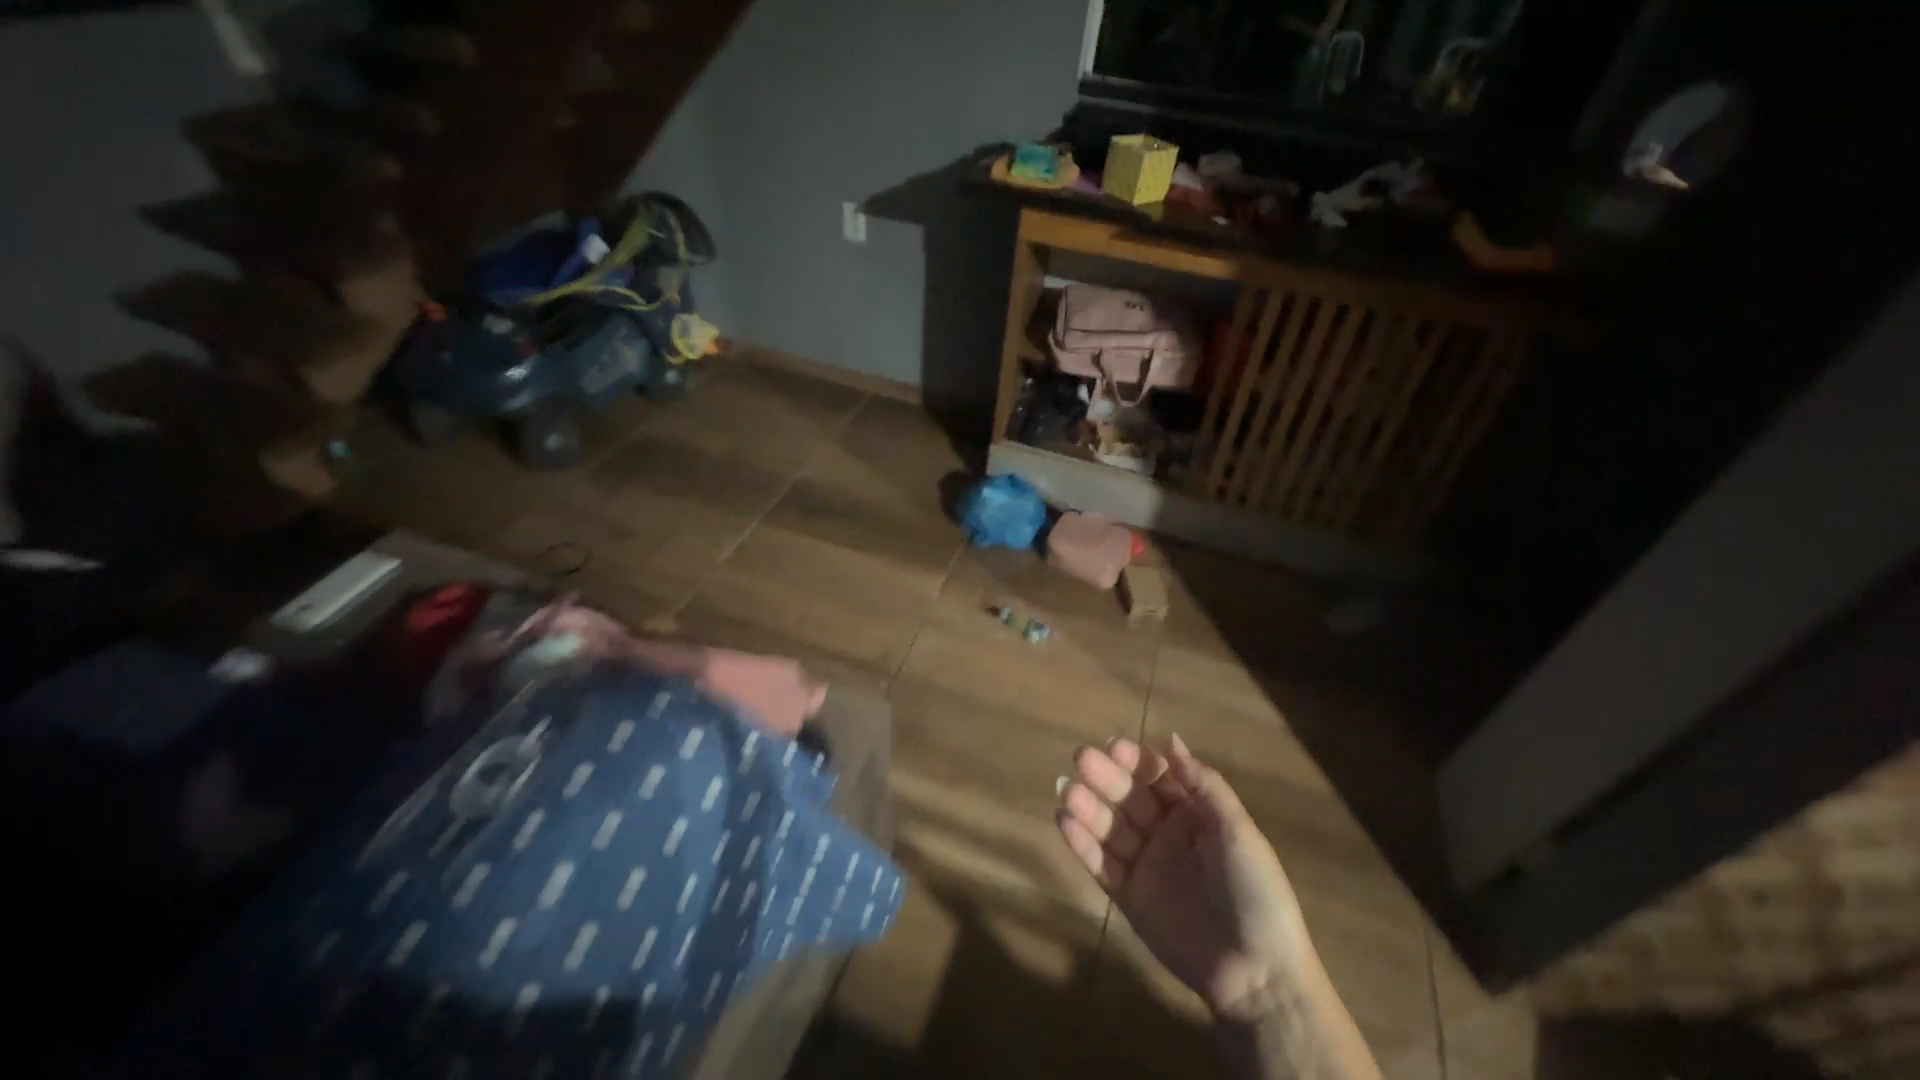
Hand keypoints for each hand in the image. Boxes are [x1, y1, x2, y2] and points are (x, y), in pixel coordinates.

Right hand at [1057, 735, 1311, 1020]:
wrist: (1256, 970)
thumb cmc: (1255, 891)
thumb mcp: (1238, 831)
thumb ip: (1204, 785)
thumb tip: (1171, 739)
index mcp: (1197, 815)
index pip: (1160, 778)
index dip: (1136, 761)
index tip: (1113, 745)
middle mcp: (1167, 834)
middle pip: (1130, 798)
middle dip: (1106, 777)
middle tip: (1081, 757)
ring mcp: (1146, 865)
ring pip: (1111, 828)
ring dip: (1088, 807)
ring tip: (1065, 788)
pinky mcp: (1129, 897)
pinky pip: (1101, 865)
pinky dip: (1082, 844)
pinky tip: (1063, 820)